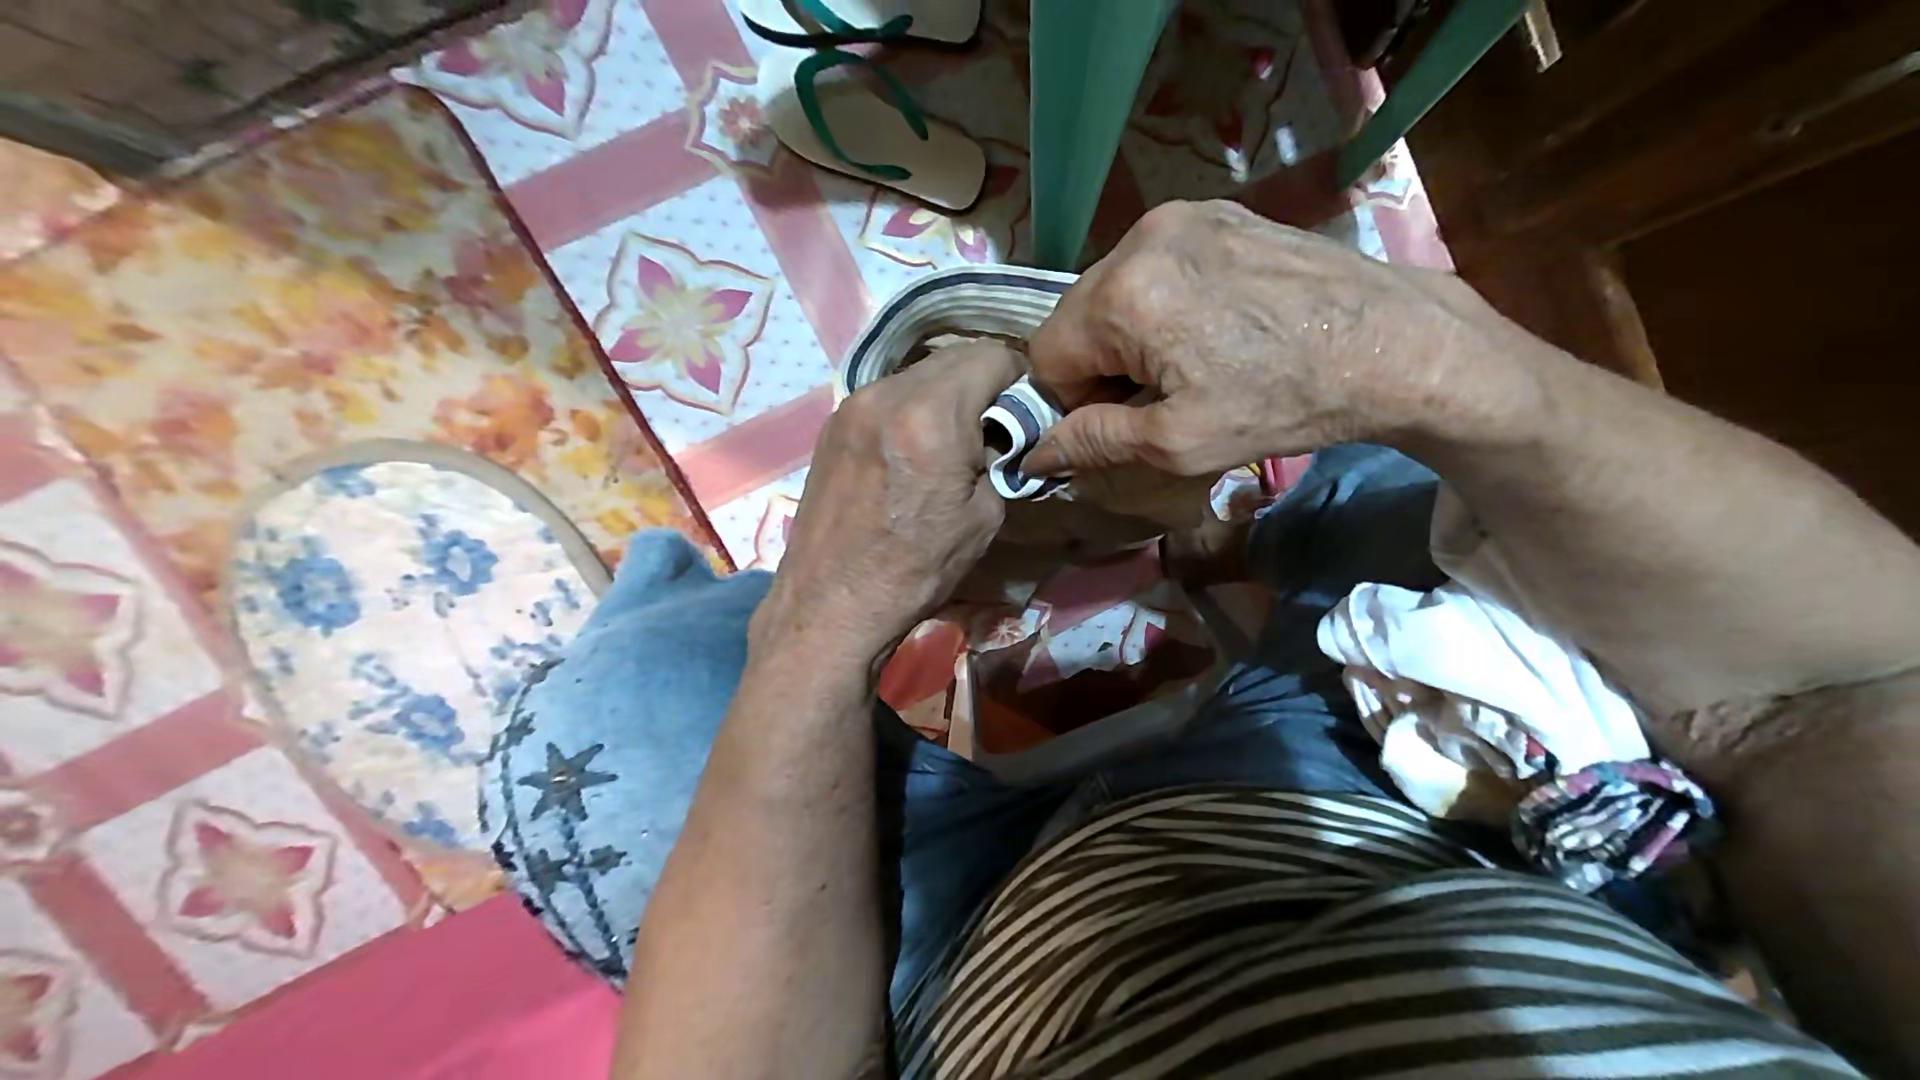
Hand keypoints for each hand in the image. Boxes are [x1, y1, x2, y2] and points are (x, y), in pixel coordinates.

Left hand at [751, 342, 1022, 669]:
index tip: (1024, 411)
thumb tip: (1001, 434)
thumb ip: (998, 456)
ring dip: (945, 394)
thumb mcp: (984, 515)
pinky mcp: (833, 422)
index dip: (1019, 378)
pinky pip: (888, 395)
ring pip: (918, 373)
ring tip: (950, 441)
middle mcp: (887, 393)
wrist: (833, 602)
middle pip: (954, 356)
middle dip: (983, 382)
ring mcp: (852, 403)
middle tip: (993, 426)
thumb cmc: (916, 568)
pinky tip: (913, 449)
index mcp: (932, 415)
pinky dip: (912, 408)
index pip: (993, 356)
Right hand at [1022, 200, 1511, 475]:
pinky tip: (1208, 327)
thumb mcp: (1177, 443)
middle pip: (1075, 318)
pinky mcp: (1215, 212)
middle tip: (1153, 397)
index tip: (1120, 420)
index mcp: (1124, 293)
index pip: (1046, 355)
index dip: (1071, 400)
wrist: (1396, 345)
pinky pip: (1150, 267)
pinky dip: (1157, 304)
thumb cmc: (1283, 403)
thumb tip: (1034, 454)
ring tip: (1187, 361)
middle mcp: (1141, 237)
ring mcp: (1181, 215)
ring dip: (1126, 336)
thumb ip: (1093, 442)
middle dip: (1097, 366)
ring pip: (1109, 292)